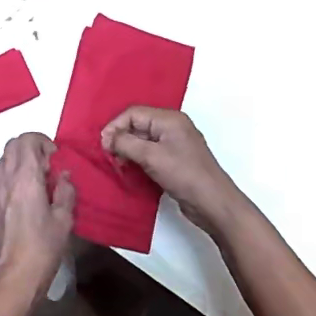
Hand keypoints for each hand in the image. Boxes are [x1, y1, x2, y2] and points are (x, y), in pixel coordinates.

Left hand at [0, 133, 75, 290]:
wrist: (14, 275)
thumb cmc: (43, 247)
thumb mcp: (64, 218)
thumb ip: (65, 190)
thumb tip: (63, 175)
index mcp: (25, 178)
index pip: (26, 140)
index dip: (42, 141)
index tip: (55, 157)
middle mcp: (5, 179)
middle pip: (12, 145)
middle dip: (30, 147)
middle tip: (47, 166)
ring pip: (3, 160)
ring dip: (19, 161)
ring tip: (36, 180)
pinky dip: (10, 176)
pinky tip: (22, 195)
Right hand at [100, 107, 251, 237]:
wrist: (212, 201)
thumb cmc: (183, 174)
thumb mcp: (151, 156)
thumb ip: (126, 143)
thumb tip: (107, 137)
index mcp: (169, 118)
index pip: (134, 113)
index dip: (115, 126)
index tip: (103, 146)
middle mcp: (173, 126)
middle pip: (138, 124)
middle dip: (121, 137)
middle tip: (109, 156)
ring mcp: (175, 143)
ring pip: (143, 140)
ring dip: (129, 149)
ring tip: (119, 164)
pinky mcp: (175, 160)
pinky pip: (151, 153)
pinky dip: (139, 158)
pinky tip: (131, 169)